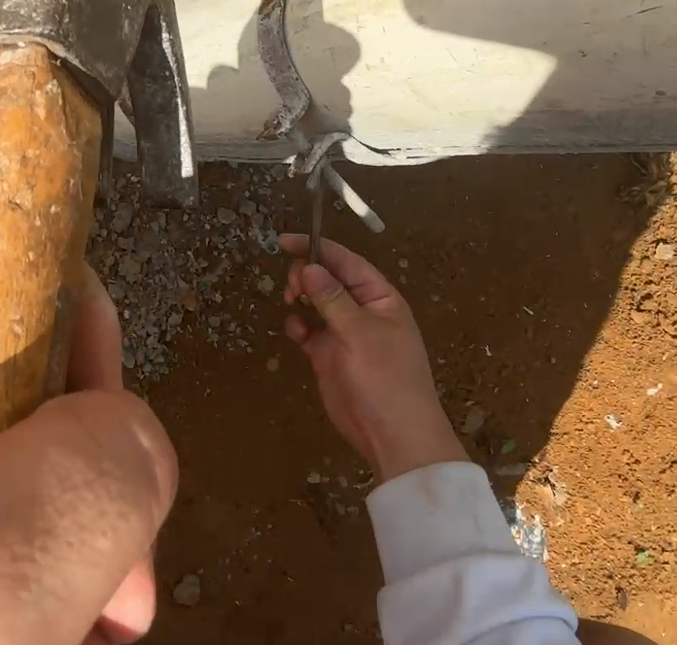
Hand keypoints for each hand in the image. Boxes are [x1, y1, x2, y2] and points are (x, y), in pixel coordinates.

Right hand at [281, 234, 466, 484]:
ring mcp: (344, 333)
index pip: (347, 262)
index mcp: (380, 298)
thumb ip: (332, 298)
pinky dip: (298, 325)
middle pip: (328, 278)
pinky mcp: (328, 355)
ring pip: (315, 301)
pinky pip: (308, 329)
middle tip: (292, 287)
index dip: (318, 248)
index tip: (284, 240)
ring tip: (291, 303)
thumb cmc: (385, 378)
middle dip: (307, 275)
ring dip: (300, 297)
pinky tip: (295, 331)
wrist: (392, 435)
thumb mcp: (360, 333)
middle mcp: (362, 311)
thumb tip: (309, 266)